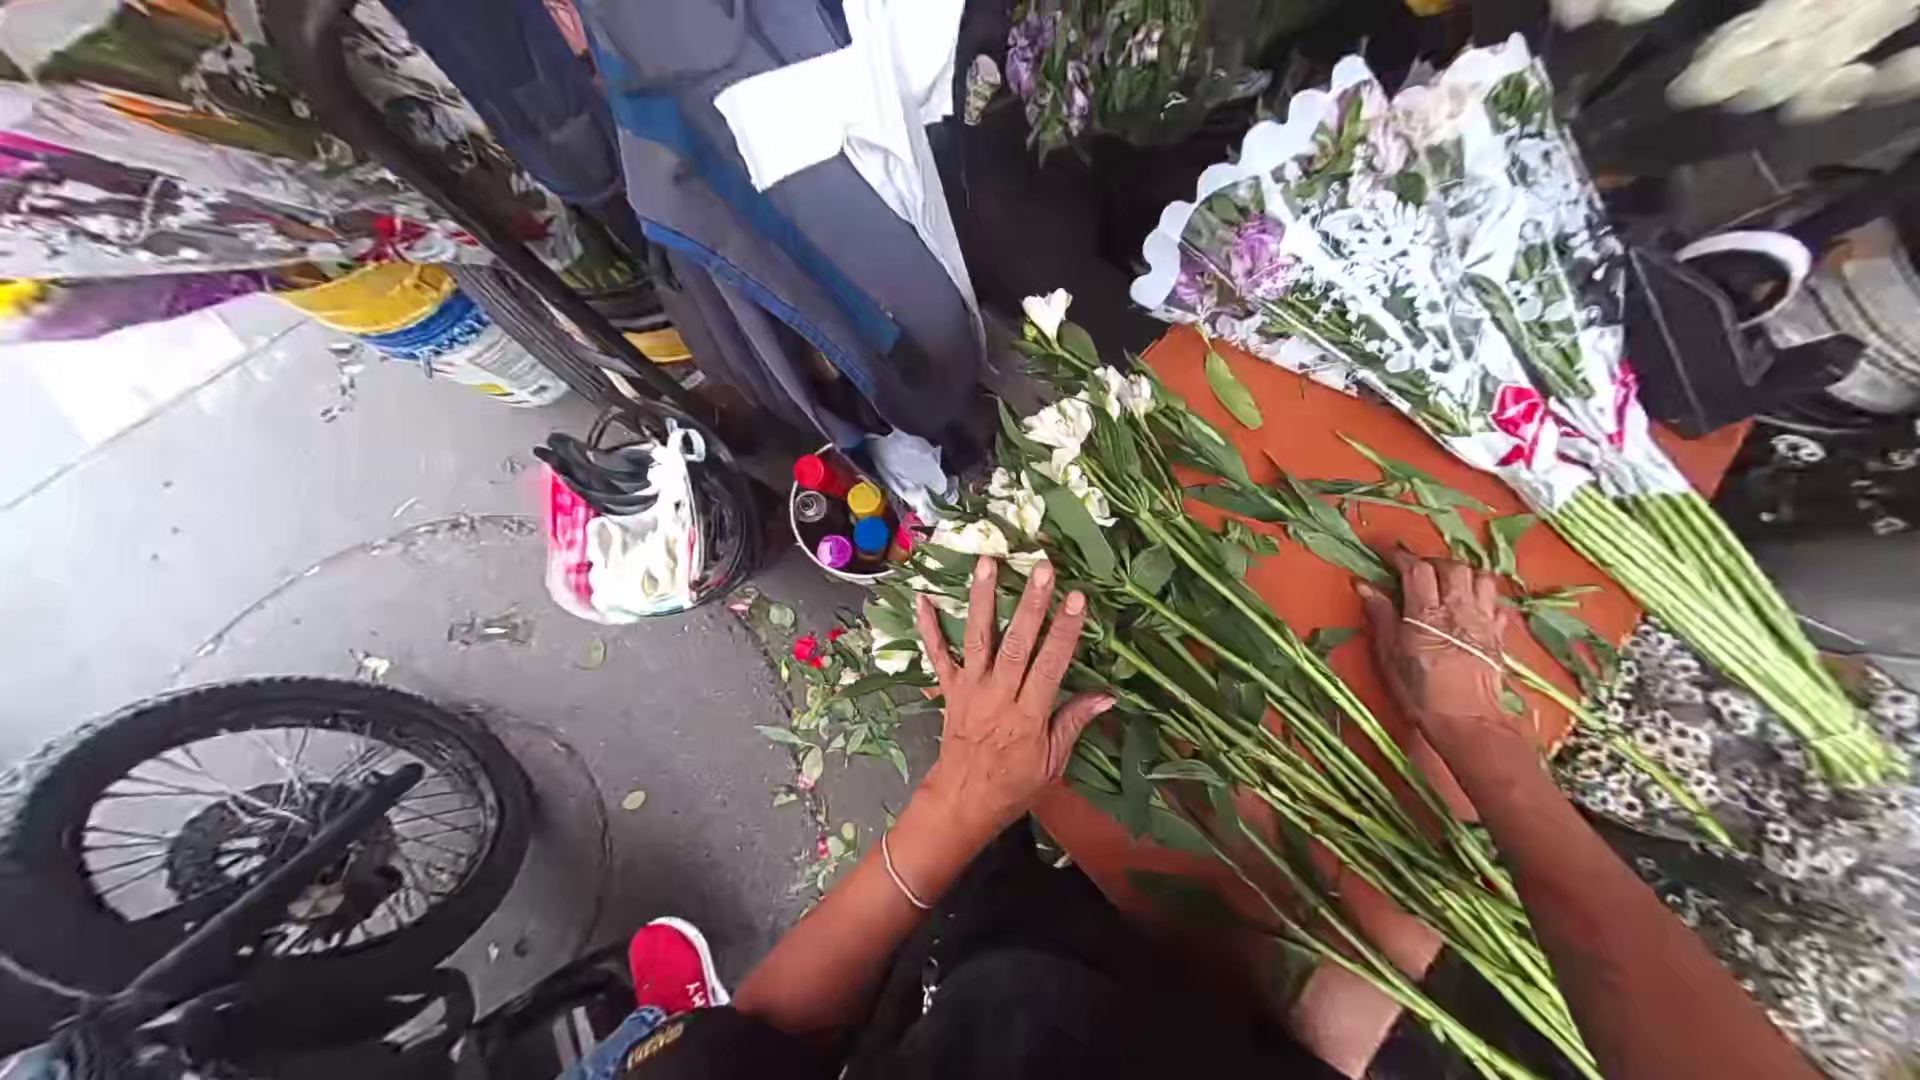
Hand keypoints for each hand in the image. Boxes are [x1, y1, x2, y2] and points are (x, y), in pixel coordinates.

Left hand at [913, 557, 1112, 839]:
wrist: (963, 801)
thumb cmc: (1013, 784)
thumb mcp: (1052, 762)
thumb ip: (1075, 722)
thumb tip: (1109, 695)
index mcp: (1028, 715)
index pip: (1051, 665)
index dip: (1065, 631)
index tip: (1077, 598)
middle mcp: (997, 695)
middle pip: (1016, 645)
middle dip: (1030, 605)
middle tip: (1041, 569)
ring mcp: (969, 688)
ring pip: (978, 639)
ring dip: (983, 599)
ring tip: (988, 563)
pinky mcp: (949, 688)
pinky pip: (936, 655)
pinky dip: (928, 628)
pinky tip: (922, 599)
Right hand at [1357, 551, 1531, 763]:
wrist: (1466, 721)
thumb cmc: (1418, 689)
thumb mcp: (1387, 653)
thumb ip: (1379, 615)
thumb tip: (1364, 585)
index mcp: (1427, 613)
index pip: (1417, 569)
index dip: (1400, 556)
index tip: (1386, 552)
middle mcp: (1460, 609)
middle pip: (1452, 567)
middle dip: (1431, 561)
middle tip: (1414, 568)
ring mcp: (1484, 620)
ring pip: (1480, 577)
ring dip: (1461, 572)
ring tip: (1444, 580)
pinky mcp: (1499, 634)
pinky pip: (1496, 601)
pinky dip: (1482, 593)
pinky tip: (1469, 602)